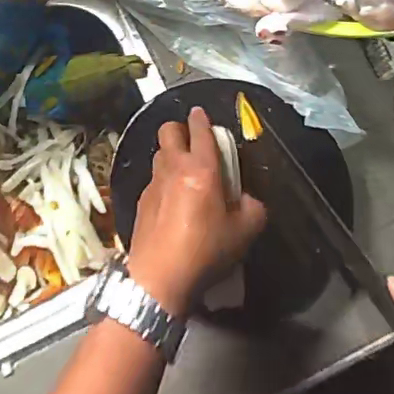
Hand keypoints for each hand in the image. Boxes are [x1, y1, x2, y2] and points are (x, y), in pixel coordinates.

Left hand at [126, 107, 266, 315]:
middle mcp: (174, 168)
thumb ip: (253, 210)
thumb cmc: (204, 252)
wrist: (159, 280)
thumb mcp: (243, 234)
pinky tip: (172, 200)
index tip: (201, 113)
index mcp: (201, 169)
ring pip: (160, 153)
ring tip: (184, 172)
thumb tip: (248, 201)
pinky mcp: (141, 201)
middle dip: (180, 129)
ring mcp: (153, 183)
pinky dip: (163, 180)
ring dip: (171, 154)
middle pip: (169, 130)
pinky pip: (153, 179)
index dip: (202, 118)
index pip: (200, 130)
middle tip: (193, 143)